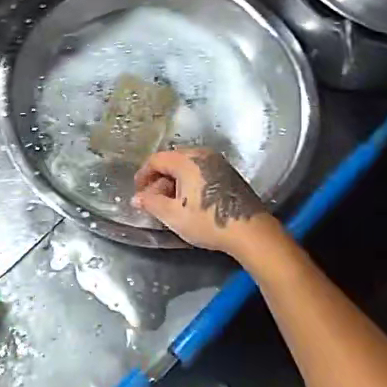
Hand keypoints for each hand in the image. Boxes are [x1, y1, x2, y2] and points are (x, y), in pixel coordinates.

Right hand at [132, 148, 281, 257]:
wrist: (249, 230)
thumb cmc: (208, 221)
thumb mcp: (173, 215)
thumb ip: (151, 203)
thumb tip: (137, 198)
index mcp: (187, 160)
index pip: (157, 159)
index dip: (143, 175)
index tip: (138, 191)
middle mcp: (203, 155)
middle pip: (172, 160)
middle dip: (159, 179)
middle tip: (152, 200)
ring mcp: (219, 163)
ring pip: (188, 166)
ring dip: (175, 181)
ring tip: (170, 203)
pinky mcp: (229, 174)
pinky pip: (201, 171)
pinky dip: (190, 182)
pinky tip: (189, 202)